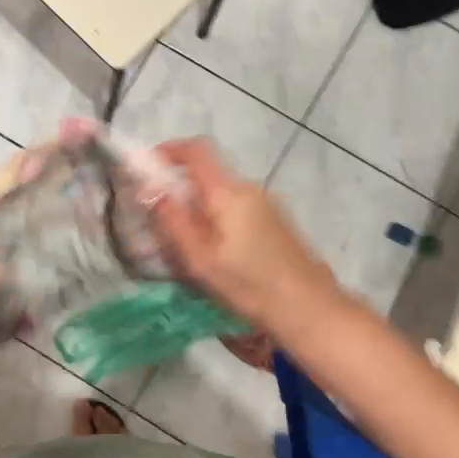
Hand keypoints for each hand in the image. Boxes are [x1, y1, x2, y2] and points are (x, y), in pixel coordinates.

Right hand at [149, 139, 337, 333]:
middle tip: (160, 223)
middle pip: (207, 176)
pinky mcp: (275, 221)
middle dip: (180, 191)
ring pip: (221, 196)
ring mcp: (266, 204)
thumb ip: (173, 221)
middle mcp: (249, 189)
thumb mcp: (200, 258)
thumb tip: (150, 190)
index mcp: (228, 193)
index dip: (170, 150)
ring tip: (186, 247)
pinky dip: (218, 220)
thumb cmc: (249, 284)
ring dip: (198, 210)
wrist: (309, 308)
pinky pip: (236, 209)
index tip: (150, 167)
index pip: (197, 150)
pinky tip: (216, 255)